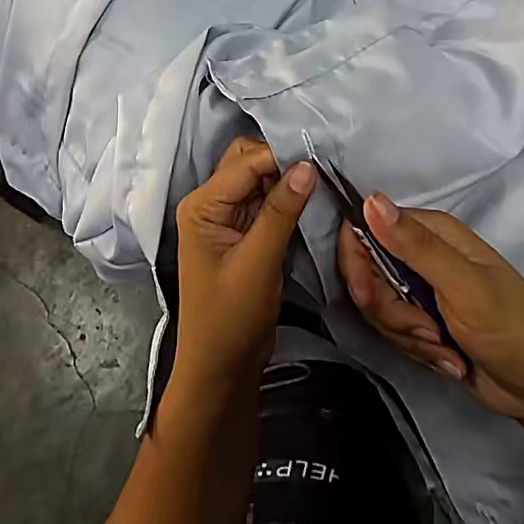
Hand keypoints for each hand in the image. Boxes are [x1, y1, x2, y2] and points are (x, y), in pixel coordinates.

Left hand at [170, 137, 317, 393]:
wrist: (221, 367)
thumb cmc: (230, 319)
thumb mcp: (258, 263)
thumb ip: (281, 212)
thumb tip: (307, 166)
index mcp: (202, 205)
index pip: (244, 163)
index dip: (280, 156)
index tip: (321, 157)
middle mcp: (210, 204)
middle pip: (247, 163)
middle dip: (282, 163)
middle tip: (320, 171)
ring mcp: (226, 218)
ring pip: (258, 180)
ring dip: (286, 180)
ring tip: (321, 182)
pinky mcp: (242, 233)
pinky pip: (265, 202)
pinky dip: (285, 199)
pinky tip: (309, 201)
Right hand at [340, 194, 523, 422]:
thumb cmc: (517, 331)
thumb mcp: (464, 286)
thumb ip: (415, 245)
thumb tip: (371, 200)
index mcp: (431, 231)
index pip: (366, 229)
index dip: (357, 263)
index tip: (368, 296)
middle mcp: (422, 254)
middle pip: (367, 273)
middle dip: (390, 311)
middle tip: (426, 330)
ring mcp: (422, 288)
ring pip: (378, 307)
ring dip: (408, 335)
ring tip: (446, 347)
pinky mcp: (423, 320)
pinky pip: (393, 331)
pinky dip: (417, 349)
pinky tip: (450, 358)